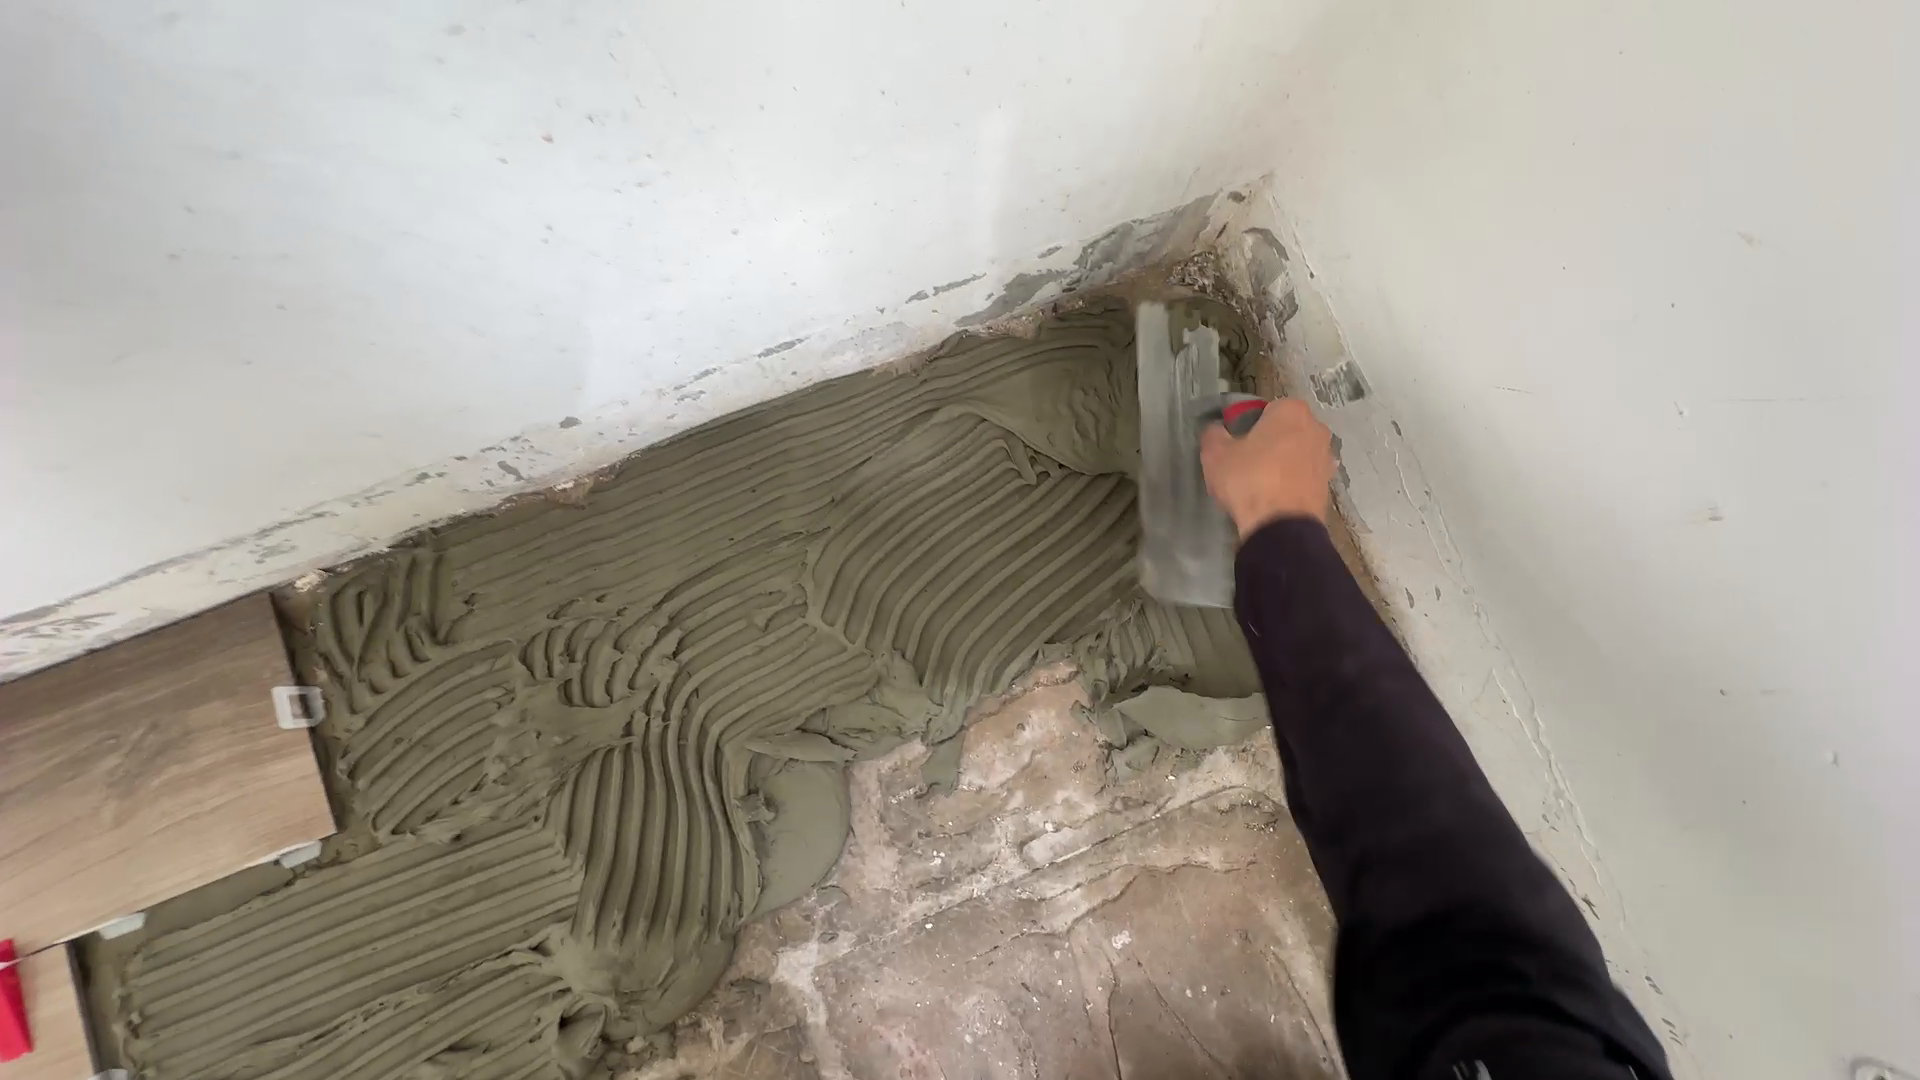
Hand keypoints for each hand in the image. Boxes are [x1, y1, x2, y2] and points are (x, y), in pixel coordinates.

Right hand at [1199, 398, 1334, 538]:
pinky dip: (1290, 482)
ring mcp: (1326, 456)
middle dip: (1267, 442)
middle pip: (1284, 430)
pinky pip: (1302, 475)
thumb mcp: (1215, 454)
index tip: (1235, 443)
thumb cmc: (1248, 480)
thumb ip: (1213, 434)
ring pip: (1295, 453)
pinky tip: (1273, 497)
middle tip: (1244, 463)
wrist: (1281, 526)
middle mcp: (1316, 427)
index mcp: (1291, 410)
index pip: (1265, 409)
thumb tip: (1217, 429)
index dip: (1247, 425)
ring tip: (1258, 484)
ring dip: (1280, 462)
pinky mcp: (1328, 483)